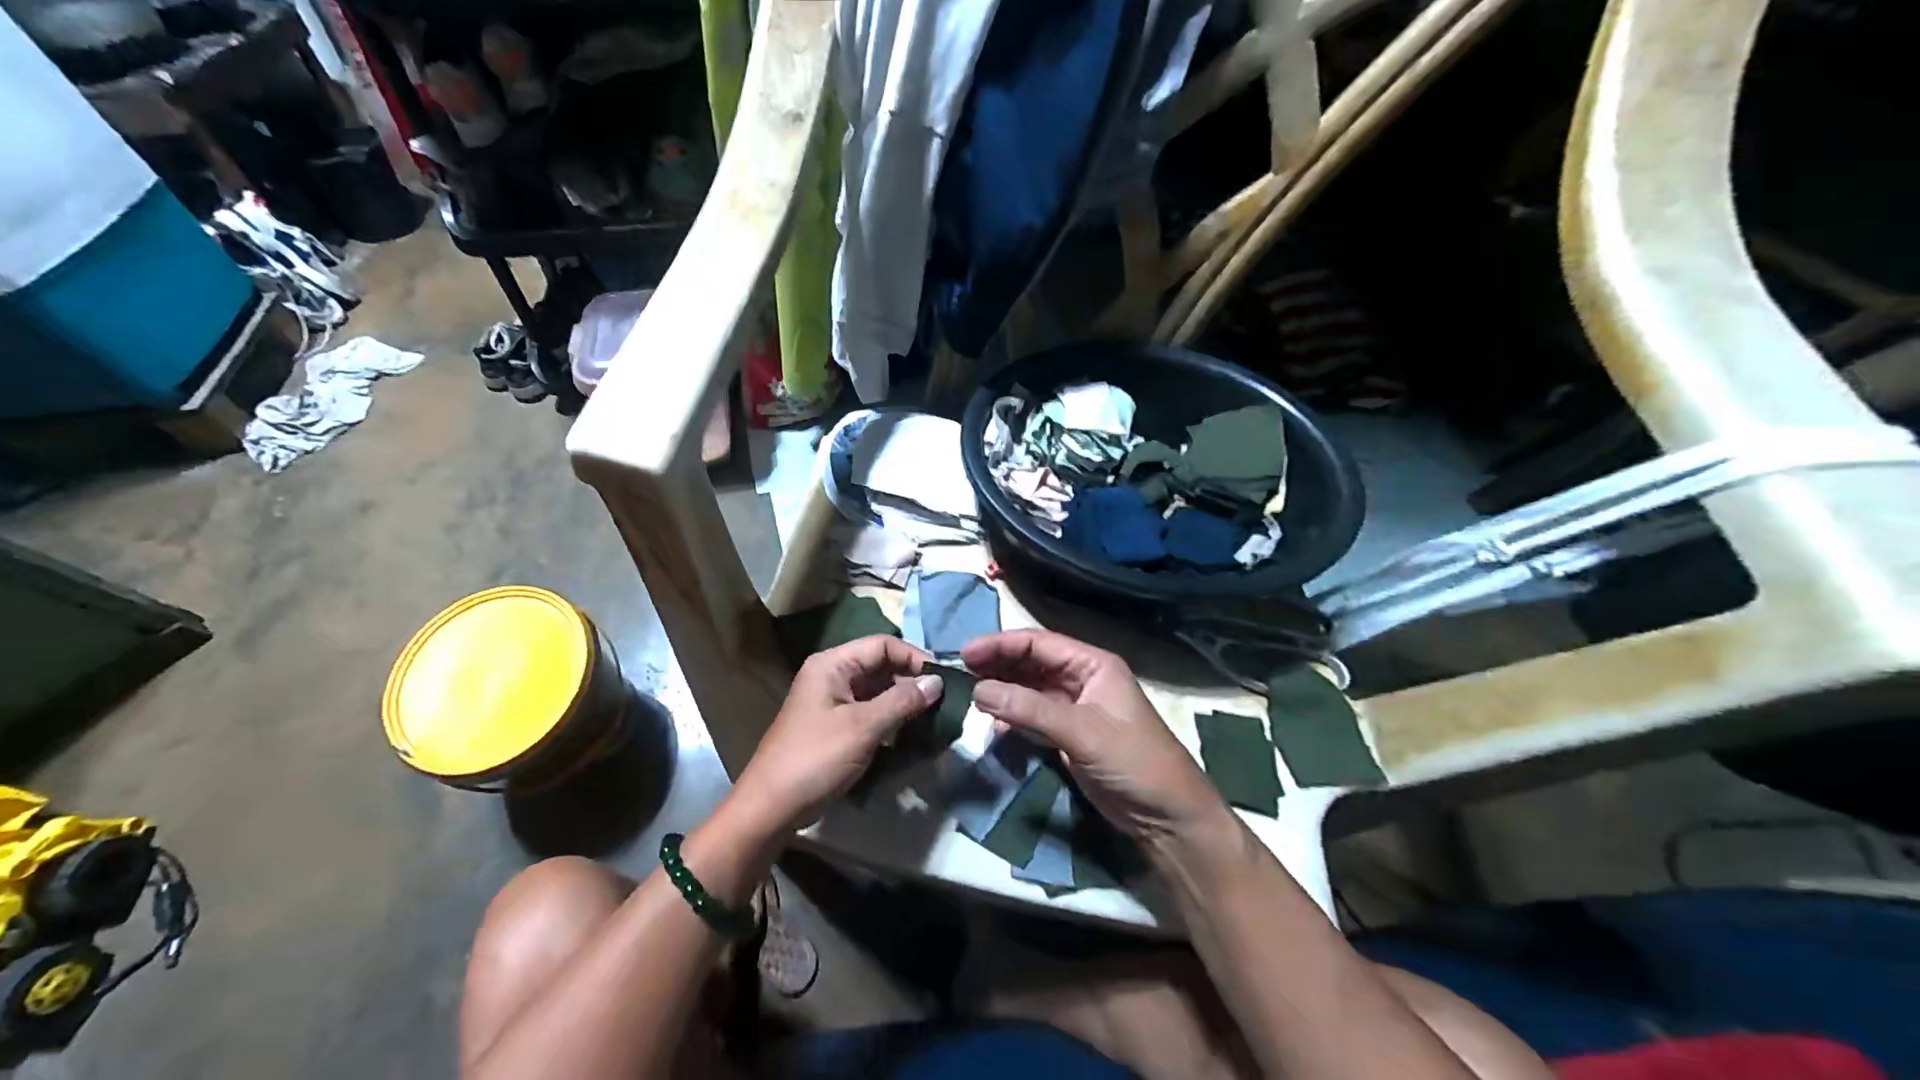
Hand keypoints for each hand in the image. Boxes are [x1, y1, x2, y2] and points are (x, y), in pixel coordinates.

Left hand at [733, 635, 943, 831]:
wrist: (771, 807)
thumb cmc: (816, 758)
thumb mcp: (863, 727)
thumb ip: (902, 700)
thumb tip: (937, 681)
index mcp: (832, 664)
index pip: (883, 644)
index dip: (914, 657)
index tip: (943, 680)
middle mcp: (832, 675)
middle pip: (881, 665)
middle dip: (911, 680)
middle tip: (943, 701)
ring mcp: (832, 701)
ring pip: (878, 690)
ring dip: (904, 701)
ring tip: (933, 717)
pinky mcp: (836, 726)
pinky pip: (870, 711)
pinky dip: (891, 718)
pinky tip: (911, 732)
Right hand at [962, 630, 1228, 851]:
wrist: (1166, 817)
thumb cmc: (1133, 762)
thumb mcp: (1082, 731)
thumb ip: (1029, 709)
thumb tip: (979, 690)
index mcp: (1094, 665)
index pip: (1040, 643)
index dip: (1001, 644)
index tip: (965, 654)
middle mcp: (1083, 679)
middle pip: (1032, 662)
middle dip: (998, 664)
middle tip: (960, 672)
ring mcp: (1075, 708)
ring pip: (1030, 689)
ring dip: (1002, 690)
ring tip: (969, 693)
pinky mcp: (1069, 735)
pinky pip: (1033, 716)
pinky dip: (1012, 716)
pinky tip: (992, 724)